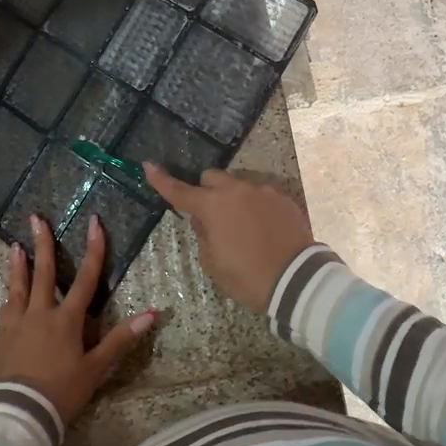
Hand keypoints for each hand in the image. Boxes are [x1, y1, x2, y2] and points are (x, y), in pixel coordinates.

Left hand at [0, 214, 156, 422]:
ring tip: (15, 245)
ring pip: (19, 287)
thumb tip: (153, 312)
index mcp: (67, 319)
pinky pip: (6, 310)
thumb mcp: (95, 369)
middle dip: (43, 243)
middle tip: (36, 217)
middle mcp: (41, 313)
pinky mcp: (1, 338)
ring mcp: (17, 324)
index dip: (94, 249)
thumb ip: (120, 340)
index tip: (94, 221)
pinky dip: (9, 298)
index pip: (85, 277)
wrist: (14, 412)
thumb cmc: (60, 392)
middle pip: (44, 272)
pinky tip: (7, 295)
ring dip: (19, 265)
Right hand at [145, 164, 314, 314]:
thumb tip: (203, 219)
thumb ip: (203, 235)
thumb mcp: (213, 263)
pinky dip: (256, 208)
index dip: (161, 180)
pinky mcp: (282, 198)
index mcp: (212, 206)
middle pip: (212, 177)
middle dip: (206, 191)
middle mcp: (236, 190)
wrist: (296, 280)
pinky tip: (264, 230)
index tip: (148, 166)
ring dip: (234, 200)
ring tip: (244, 228)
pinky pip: (261, 196)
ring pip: (239, 186)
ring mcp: (262, 191)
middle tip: (211, 215)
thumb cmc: (247, 277)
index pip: (179, 190)